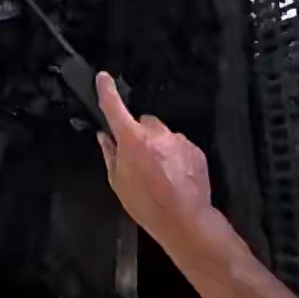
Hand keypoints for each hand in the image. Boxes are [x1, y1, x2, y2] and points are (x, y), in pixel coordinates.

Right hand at [94, 71, 229, 257]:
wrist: (185, 219)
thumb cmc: (146, 204)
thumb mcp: (118, 182)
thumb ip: (110, 154)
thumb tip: (105, 137)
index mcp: (132, 140)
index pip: (115, 108)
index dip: (107, 91)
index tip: (104, 78)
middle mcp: (156, 133)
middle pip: (144, 123)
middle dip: (140, 135)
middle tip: (139, 160)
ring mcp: (178, 140)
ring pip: (164, 136)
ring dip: (159, 148)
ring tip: (160, 175)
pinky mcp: (194, 149)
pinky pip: (179, 146)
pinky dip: (175, 157)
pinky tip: (174, 178)